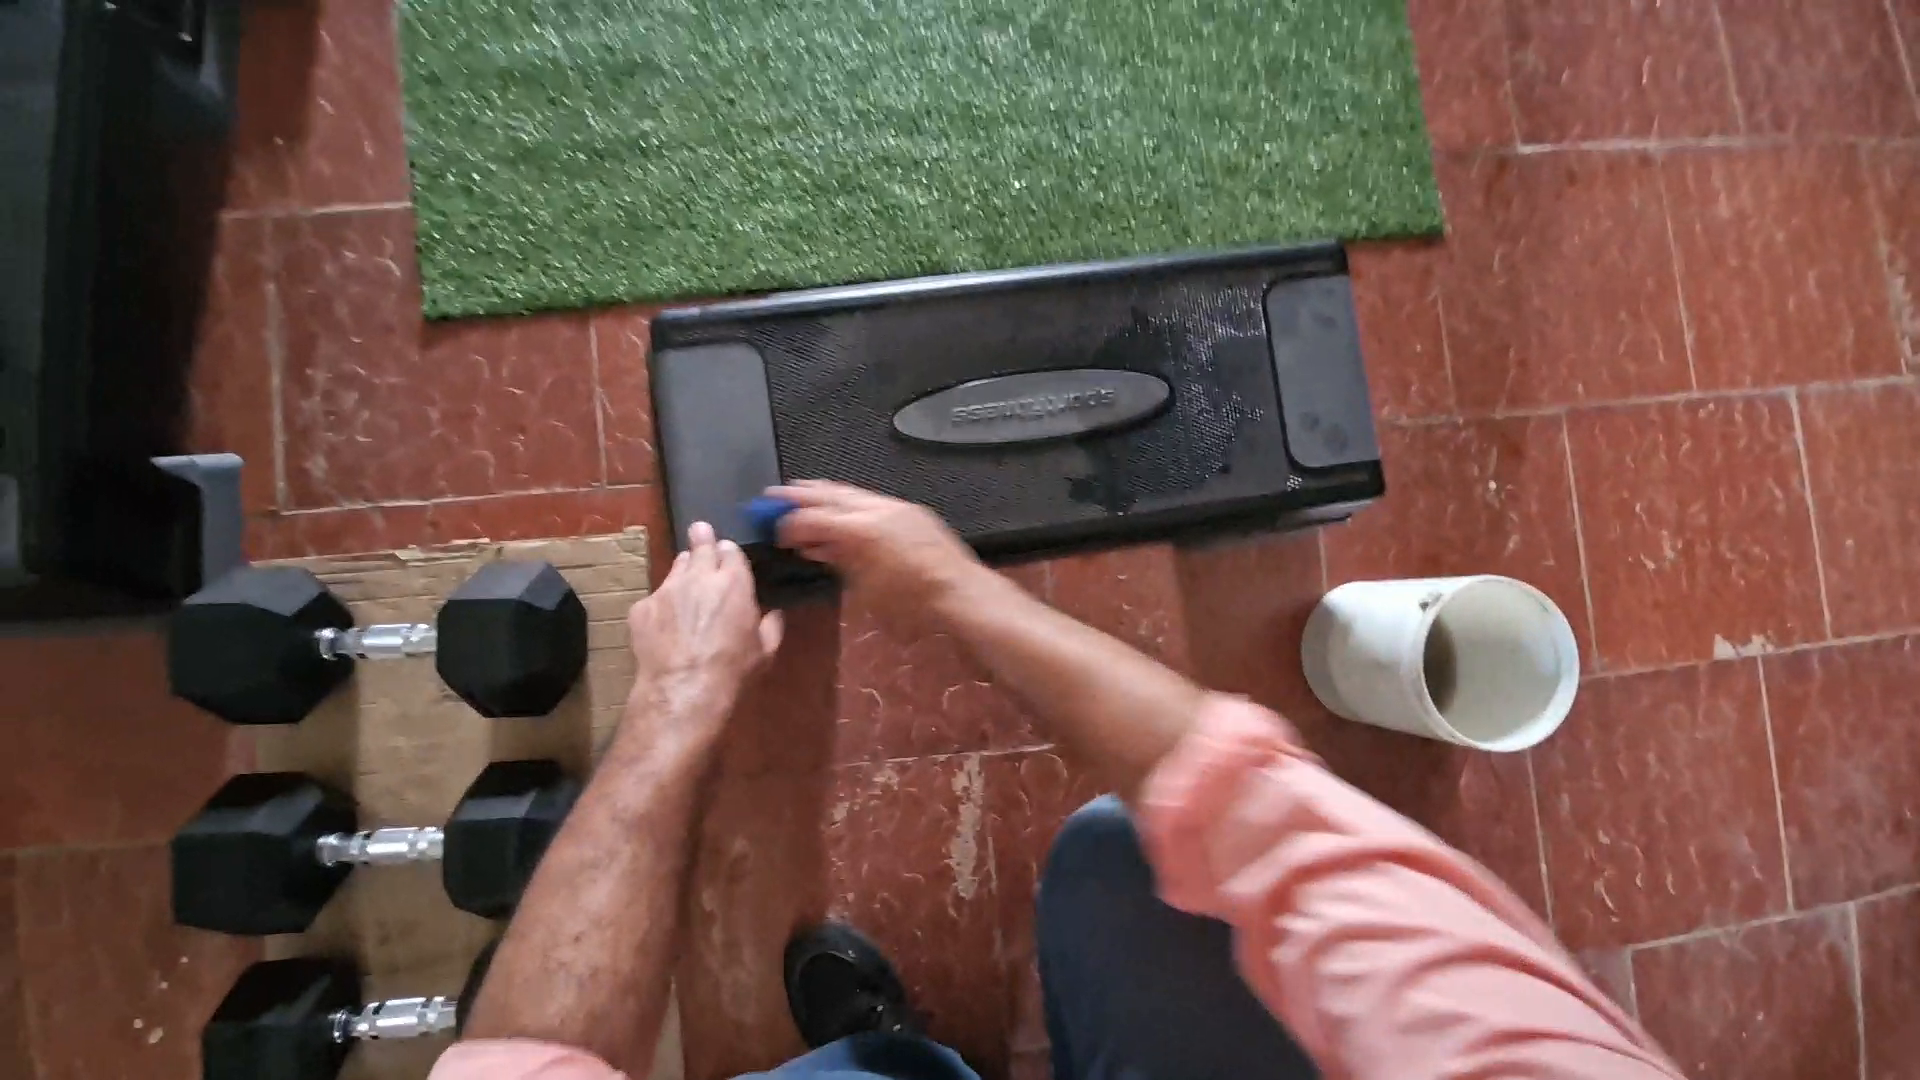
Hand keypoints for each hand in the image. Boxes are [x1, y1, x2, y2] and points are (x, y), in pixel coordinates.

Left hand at [623, 522, 782, 752]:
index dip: (729, 552)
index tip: (727, 556)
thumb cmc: (733, 670)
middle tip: (700, 532)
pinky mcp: (641, 607)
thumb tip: (774, 613)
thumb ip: (772, 624)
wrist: (683, 690)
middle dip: (702, 538)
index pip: (730, 550)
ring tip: (687, 582)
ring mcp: (666, 590)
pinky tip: (666, 624)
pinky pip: (656, 596)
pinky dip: (663, 604)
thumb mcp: (766, 650)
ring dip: (684, 570)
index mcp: (734, 582)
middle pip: (700, 545)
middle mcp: (699, 577)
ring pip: (676, 567)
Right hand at [768, 480, 983, 624]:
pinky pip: (872, 499)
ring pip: (852, 493)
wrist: (960, 592)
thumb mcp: (866, 589)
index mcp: (863, 531)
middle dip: (801, 494)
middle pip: (831, 495)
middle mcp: (879, 510)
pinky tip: (842, 506)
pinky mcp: (912, 512)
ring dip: (825, 493)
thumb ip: (839, 560)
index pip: (816, 519)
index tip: (774, 526)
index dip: (791, 523)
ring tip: (802, 492)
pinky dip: (850, 501)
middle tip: (775, 494)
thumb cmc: (914, 603)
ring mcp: (897, 507)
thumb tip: (818, 547)